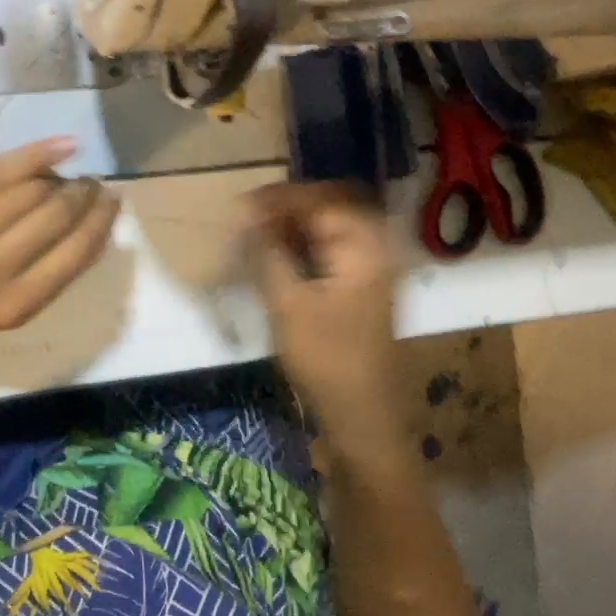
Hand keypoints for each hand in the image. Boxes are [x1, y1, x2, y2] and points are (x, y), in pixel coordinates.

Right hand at [244, 183, 406, 436]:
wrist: (363, 416)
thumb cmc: (326, 359)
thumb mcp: (287, 304)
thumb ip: (267, 252)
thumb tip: (245, 215)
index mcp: (364, 244)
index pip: (318, 199)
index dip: (277, 199)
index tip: (238, 206)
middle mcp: (376, 247)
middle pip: (329, 207)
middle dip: (287, 207)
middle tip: (249, 218)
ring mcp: (374, 269)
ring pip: (331, 229)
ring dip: (295, 227)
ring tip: (256, 236)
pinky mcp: (364, 289)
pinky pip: (334, 251)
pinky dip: (305, 248)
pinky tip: (278, 259)